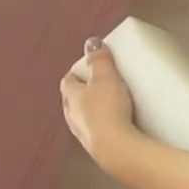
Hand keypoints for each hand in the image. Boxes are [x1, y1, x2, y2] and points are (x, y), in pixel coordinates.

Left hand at [59, 38, 136, 160]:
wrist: (115, 146)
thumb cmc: (107, 110)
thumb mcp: (106, 78)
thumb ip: (100, 60)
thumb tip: (91, 42)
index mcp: (71, 96)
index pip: (69, 79)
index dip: (79, 70)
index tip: (93, 64)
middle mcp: (72, 114)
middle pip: (75, 97)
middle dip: (86, 89)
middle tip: (104, 81)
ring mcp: (83, 130)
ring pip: (84, 114)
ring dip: (94, 107)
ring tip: (113, 102)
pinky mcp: (96, 142)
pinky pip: (98, 127)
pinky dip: (105, 121)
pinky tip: (119, 121)